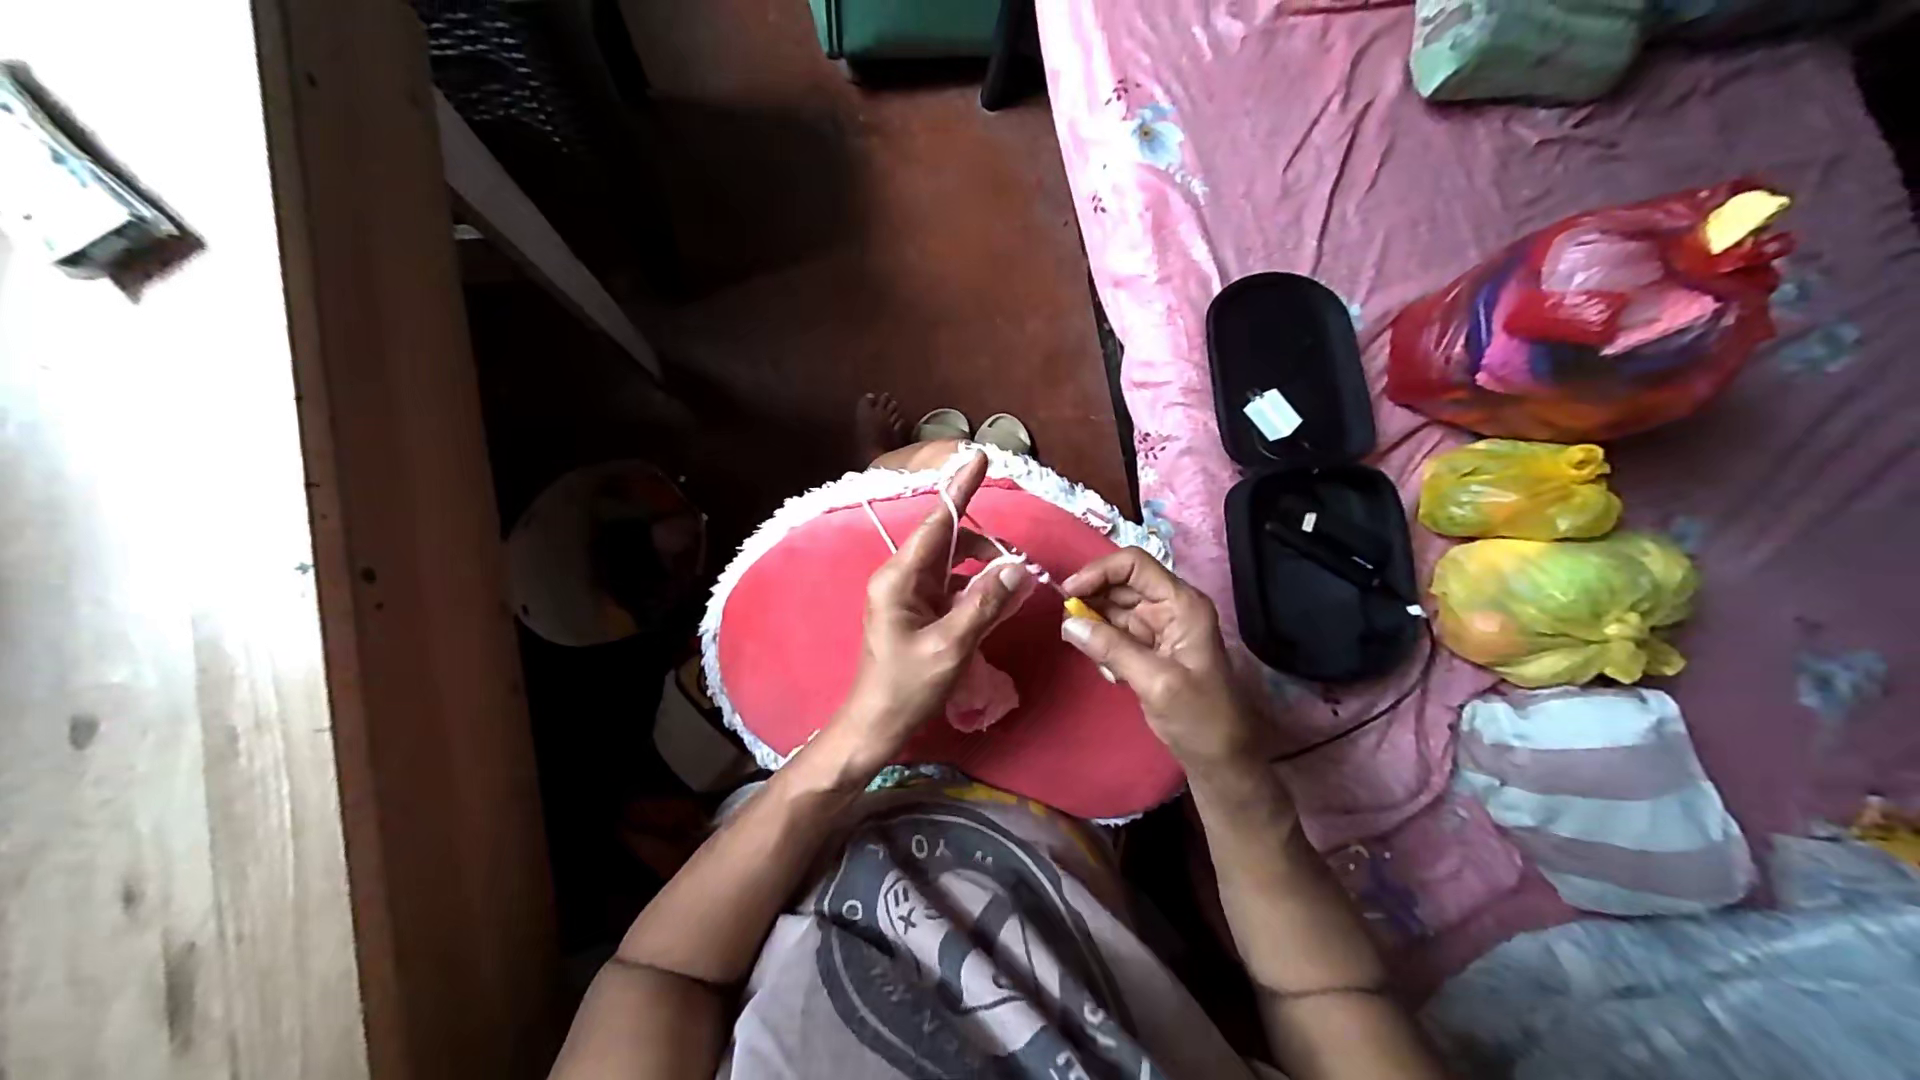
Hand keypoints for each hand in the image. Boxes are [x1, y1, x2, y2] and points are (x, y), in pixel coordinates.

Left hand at [834, 452, 1028, 768]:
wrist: (877, 725)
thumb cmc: (906, 686)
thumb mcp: (950, 646)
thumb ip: (985, 604)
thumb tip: (1017, 568)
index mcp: (899, 577)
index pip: (937, 523)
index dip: (960, 489)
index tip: (978, 457)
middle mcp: (903, 577)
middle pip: (951, 542)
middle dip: (988, 546)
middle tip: (1024, 565)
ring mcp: (911, 594)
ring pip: (956, 565)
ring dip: (987, 569)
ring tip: (1018, 584)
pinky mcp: (921, 611)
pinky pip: (955, 588)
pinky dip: (979, 590)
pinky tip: (1003, 601)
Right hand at [1059, 548, 1259, 770]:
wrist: (1222, 757)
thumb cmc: (1199, 716)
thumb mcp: (1156, 681)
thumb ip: (1111, 648)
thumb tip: (1069, 623)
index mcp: (1181, 604)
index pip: (1134, 565)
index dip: (1098, 571)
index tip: (1068, 592)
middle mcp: (1169, 607)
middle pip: (1119, 584)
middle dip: (1091, 599)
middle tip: (1068, 624)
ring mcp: (1158, 627)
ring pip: (1113, 608)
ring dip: (1094, 626)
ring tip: (1091, 654)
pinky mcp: (1147, 648)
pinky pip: (1114, 633)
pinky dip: (1102, 645)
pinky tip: (1108, 671)